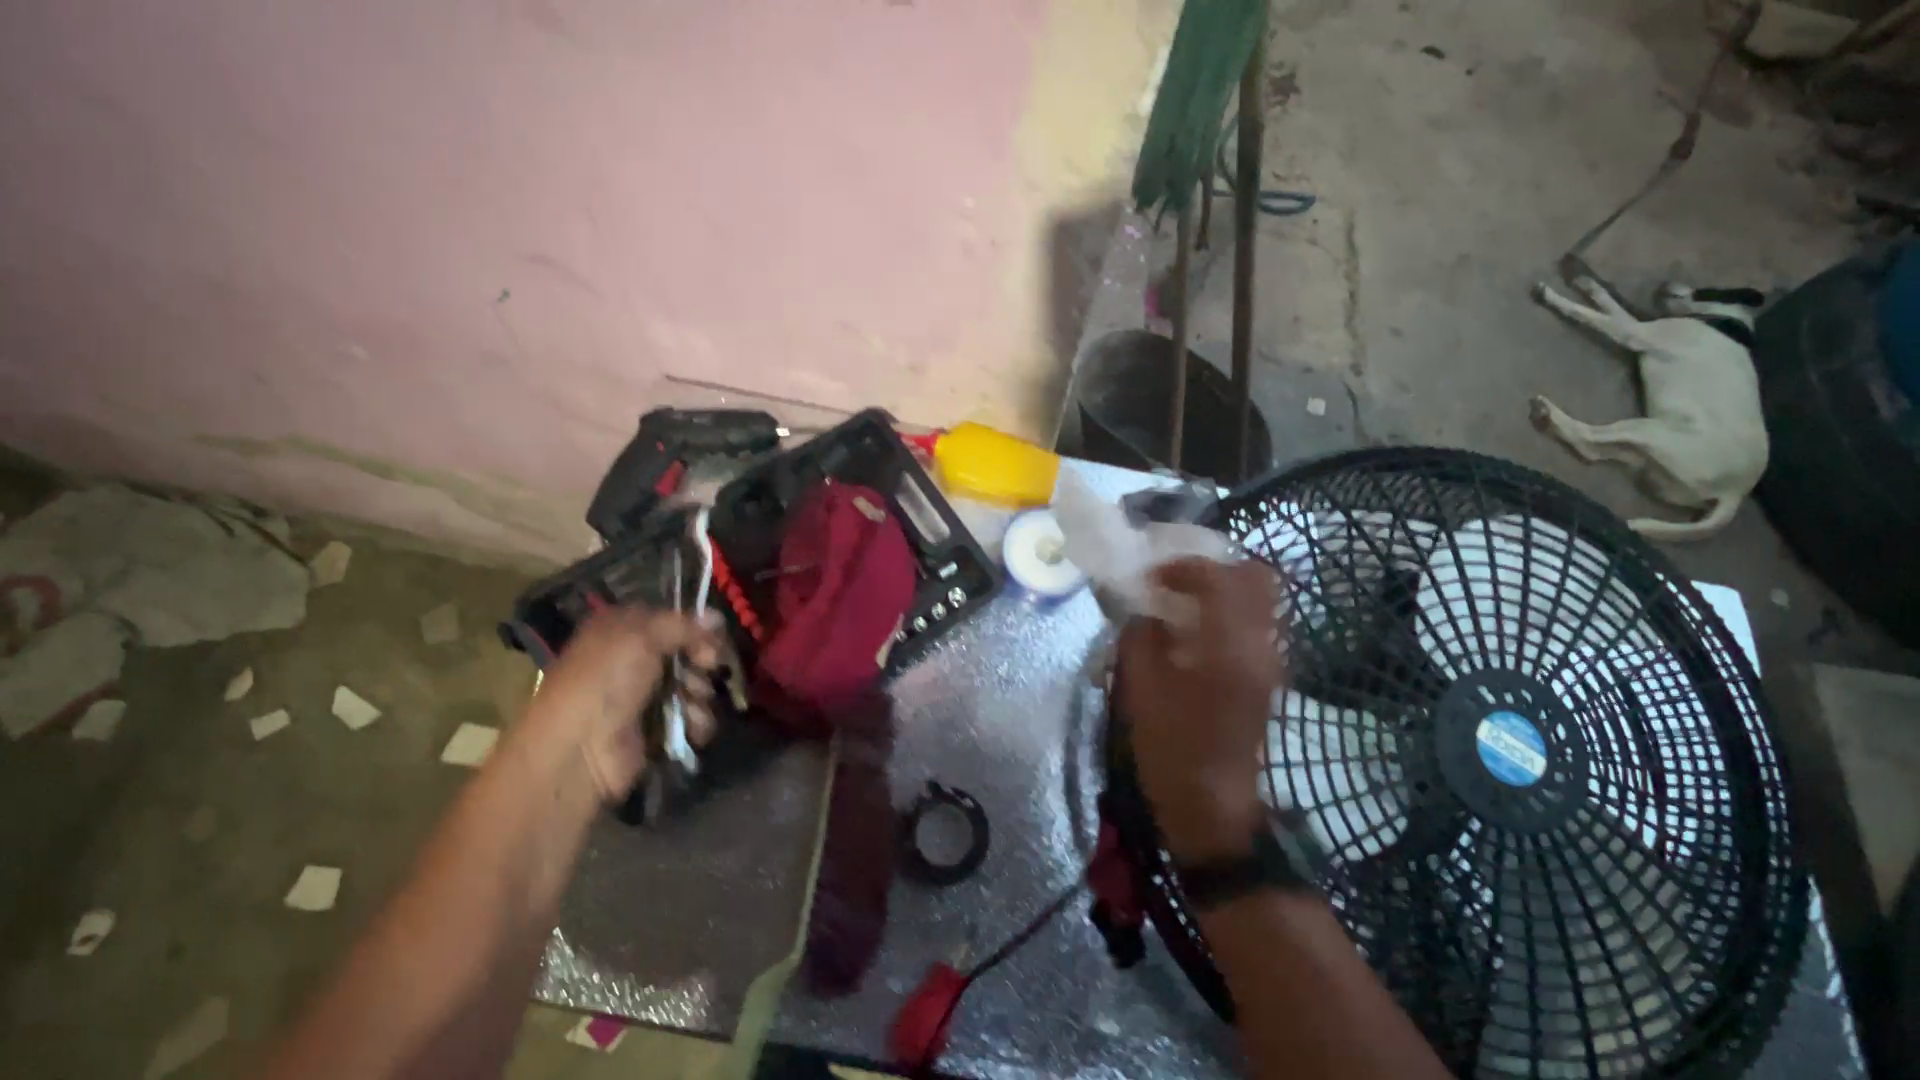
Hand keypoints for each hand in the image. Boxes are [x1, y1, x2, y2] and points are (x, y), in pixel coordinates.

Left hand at [527, 605, 719, 802]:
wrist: (579, 749)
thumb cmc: (604, 682)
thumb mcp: (639, 638)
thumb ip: (681, 625)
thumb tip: (716, 616)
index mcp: (622, 631)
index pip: (670, 620)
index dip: (694, 626)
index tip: (712, 635)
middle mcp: (634, 660)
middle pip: (687, 652)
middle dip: (702, 661)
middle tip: (705, 667)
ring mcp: (647, 697)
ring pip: (695, 685)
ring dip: (699, 693)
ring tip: (689, 704)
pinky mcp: (659, 729)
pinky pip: (693, 718)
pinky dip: (697, 721)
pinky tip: (690, 727)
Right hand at [1116, 558, 1284, 860]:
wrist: (1210, 806)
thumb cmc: (1171, 747)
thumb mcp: (1141, 688)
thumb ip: (1141, 637)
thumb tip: (1145, 612)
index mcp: (1229, 645)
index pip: (1219, 578)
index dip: (1183, 568)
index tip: (1151, 577)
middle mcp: (1261, 645)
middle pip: (1257, 579)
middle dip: (1215, 571)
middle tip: (1177, 583)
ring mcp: (1270, 663)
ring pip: (1261, 602)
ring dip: (1225, 593)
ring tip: (1184, 607)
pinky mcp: (1267, 679)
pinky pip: (1256, 627)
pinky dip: (1229, 617)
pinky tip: (1195, 637)